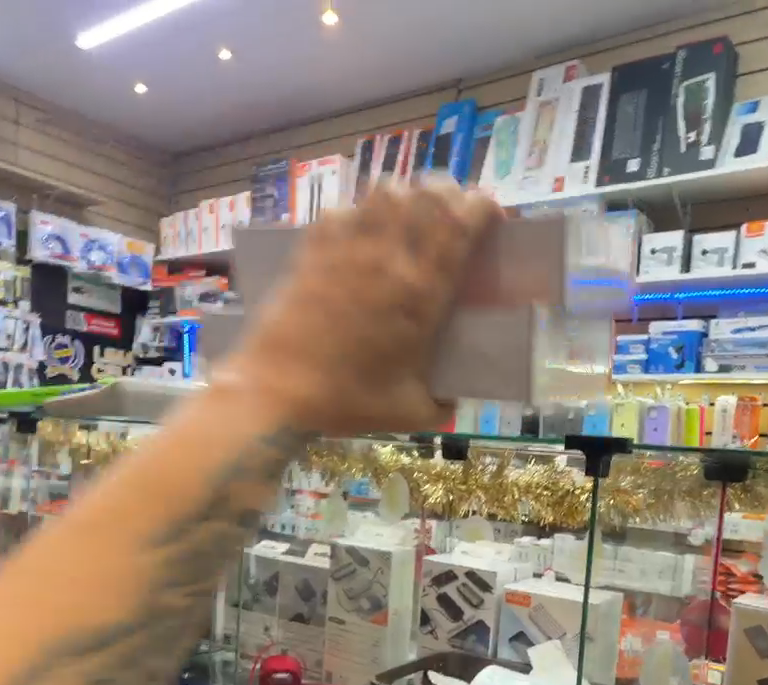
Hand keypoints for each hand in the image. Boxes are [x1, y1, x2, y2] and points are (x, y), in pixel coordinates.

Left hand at [223, 178, 501, 436]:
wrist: (278, 392)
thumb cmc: (348, 402)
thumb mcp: (410, 412)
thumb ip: (441, 403)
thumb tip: (454, 399)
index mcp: (422, 294)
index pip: (461, 223)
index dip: (482, 206)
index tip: (490, 215)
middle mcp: (389, 259)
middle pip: (428, 193)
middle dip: (449, 193)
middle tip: (452, 212)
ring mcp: (348, 248)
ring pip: (386, 189)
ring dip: (405, 196)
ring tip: (407, 218)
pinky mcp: (313, 249)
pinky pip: (343, 209)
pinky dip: (360, 212)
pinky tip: (360, 235)